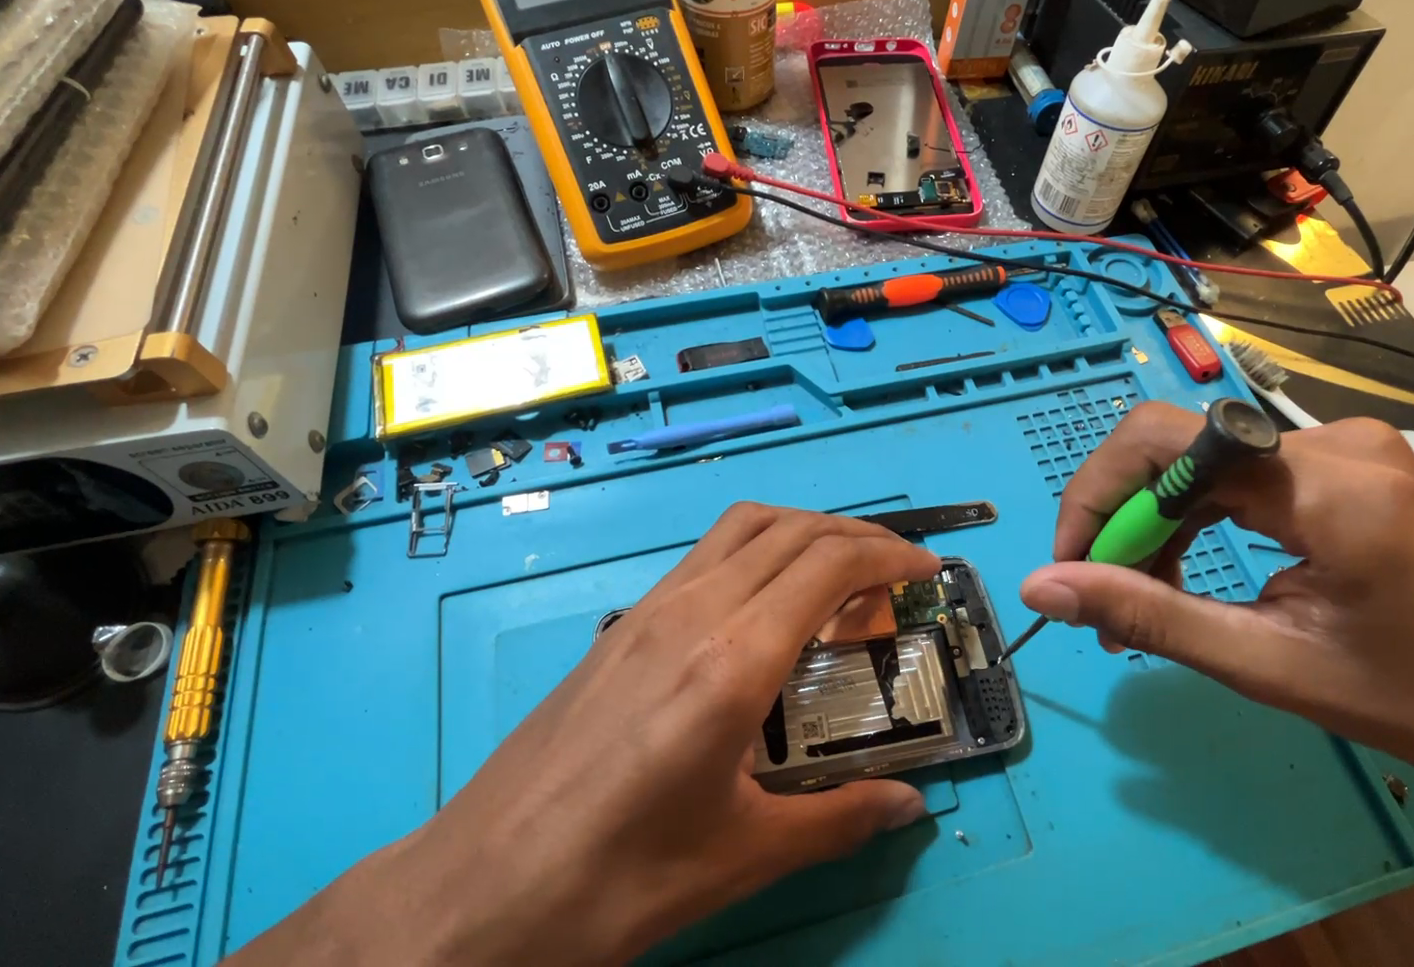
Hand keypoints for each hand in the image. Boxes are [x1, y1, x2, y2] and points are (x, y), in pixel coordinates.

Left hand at [236, 505, 936, 965]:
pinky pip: (705, 556)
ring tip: (842, 570)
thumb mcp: (745, 855)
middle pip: (790, 530)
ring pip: (741, 528)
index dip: (888, 555)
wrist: (484, 885)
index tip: (929, 570)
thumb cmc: (621, 878)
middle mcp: (692, 612)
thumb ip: (840, 819)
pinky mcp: (622, 624)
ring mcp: (648, 610)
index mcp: (733, 660)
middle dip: (857, 535)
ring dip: (803, 530)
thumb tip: (911, 804)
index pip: (826, 564)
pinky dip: (757, 550)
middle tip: (900, 569)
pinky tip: (767, 604)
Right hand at [1019, 403, 1413, 836]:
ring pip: (1201, 459)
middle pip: (1177, 446)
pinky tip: (1188, 569)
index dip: (1097, 495)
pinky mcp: (1349, 460)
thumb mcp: (1269, 667)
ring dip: (1156, 523)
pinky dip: (1196, 518)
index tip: (1073, 567)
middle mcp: (1337, 441)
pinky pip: (1237, 470)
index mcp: (1331, 489)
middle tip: (1103, 598)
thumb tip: (1040, 586)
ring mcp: (1348, 444)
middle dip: (1123, 518)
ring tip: (1143, 596)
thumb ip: (1148, 615)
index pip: (1164, 443)